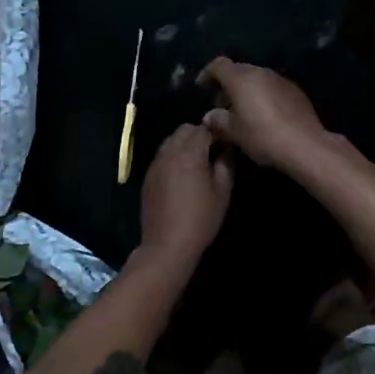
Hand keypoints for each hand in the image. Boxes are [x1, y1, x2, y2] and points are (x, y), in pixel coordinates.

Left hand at [136, 123, 232, 261]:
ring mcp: (155, 165)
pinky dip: (174, 157)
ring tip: (198, 163)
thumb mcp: (223, 190)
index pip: (204, 128)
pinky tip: (183, 175)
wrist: (167, 245)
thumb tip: (225, 147)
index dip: (218, 132)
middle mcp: (169, 154)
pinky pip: (162, 156)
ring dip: (185, 144)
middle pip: (184, 130)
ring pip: (170, 141)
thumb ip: (225, 162)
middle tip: (213, 152)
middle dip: (200, 134)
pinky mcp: (148, 177)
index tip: (227, 143)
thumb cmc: (201, 217)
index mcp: (189, 154)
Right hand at [199, 58, 332, 169]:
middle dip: (227, 84)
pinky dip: (264, 95)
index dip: (208, 74)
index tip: (202, 87)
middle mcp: (262, 73)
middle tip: (221, 104)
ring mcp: (282, 80)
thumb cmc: (262, 136)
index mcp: (242, 79)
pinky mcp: (296, 91)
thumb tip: (211, 116)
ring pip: (258, 78)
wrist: (305, 144)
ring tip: (242, 112)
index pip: (219, 65)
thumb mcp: (234, 132)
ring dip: (247, 90)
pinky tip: (264, 115)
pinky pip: (273, 87)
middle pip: (239, 70)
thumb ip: (218, 121)